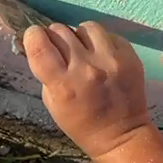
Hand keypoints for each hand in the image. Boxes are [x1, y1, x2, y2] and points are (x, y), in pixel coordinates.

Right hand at [23, 22, 155, 158]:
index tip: (35, 39)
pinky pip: (107, 34)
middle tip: (60, 50)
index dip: (33, 36)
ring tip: (83, 50)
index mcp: (63, 84)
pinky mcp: (129, 55)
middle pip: (60, 31)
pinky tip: (100, 55)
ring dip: (79, 36)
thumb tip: (41, 44)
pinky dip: (99, 41)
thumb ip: (46, 72)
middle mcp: (86, 68)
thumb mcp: (52, 102)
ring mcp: (110, 60)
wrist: (121, 135)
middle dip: (54, 37)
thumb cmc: (80, 123)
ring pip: (85, 27)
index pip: (39, 44)